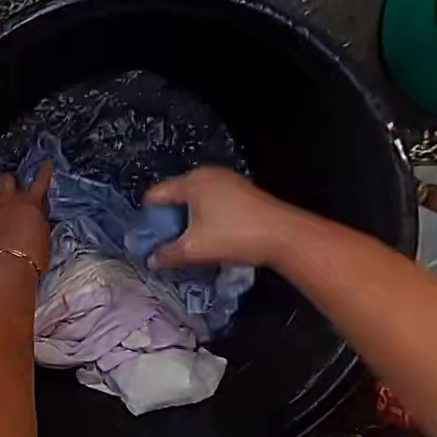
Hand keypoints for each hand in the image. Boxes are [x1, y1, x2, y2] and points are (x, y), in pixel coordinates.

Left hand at [0, 161, 51, 273]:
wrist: (8, 268)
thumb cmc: (33, 255)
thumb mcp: (43, 234)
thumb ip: (38, 219)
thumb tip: (36, 214)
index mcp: (30, 202)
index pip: (40, 180)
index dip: (44, 170)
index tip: (45, 162)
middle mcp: (8, 201)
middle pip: (7, 178)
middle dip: (10, 179)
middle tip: (12, 183)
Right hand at [143, 167, 315, 268]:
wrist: (287, 237)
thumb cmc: (235, 236)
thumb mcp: (194, 249)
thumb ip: (167, 254)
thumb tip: (151, 261)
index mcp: (191, 182)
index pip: (155, 195)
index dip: (149, 217)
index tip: (151, 238)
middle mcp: (207, 174)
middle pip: (175, 194)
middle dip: (169, 217)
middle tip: (169, 240)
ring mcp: (228, 180)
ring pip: (195, 197)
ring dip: (188, 216)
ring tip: (190, 238)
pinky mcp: (243, 190)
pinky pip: (212, 199)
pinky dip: (205, 213)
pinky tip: (211, 232)